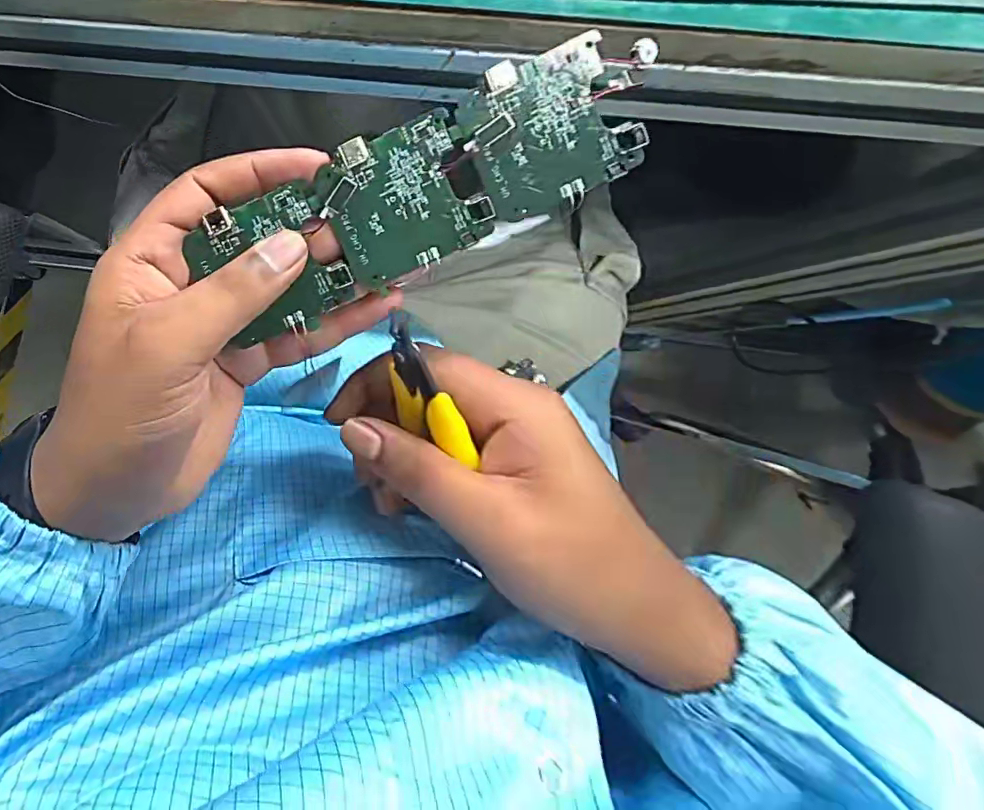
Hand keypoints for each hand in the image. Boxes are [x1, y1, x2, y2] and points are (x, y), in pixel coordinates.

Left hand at [32, 150, 401, 542]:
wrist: (112, 493)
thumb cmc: (118, 411)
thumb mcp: (168, 344)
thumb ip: (232, 294)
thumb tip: (293, 244)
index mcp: (149, 260)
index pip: (203, 194)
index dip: (254, 173)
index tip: (311, 167)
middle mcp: (185, 282)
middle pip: (250, 237)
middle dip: (303, 225)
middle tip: (360, 216)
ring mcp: (216, 322)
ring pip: (278, 285)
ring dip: (328, 273)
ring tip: (382, 258)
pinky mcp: (240, 361)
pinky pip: (290, 331)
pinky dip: (330, 320)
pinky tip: (372, 306)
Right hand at [325, 348, 737, 692]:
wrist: (644, 619)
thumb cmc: (570, 566)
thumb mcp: (484, 520)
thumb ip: (415, 468)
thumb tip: (350, 427)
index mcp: (513, 403)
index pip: (426, 364)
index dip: (374, 384)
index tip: (340, 427)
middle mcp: (511, 403)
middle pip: (423, 391)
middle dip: (384, 429)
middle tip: (370, 482)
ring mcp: (511, 430)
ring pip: (429, 421)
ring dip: (399, 456)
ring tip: (390, 503)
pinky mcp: (507, 458)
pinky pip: (447, 448)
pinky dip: (420, 472)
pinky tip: (411, 505)